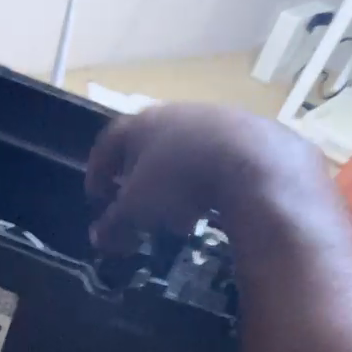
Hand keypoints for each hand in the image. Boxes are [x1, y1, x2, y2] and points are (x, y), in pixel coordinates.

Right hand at [85, 104, 340, 255]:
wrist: (255, 164)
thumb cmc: (178, 182)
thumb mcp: (137, 210)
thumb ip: (114, 224)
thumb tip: (97, 237)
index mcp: (142, 124)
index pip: (108, 143)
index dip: (97, 172)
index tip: (95, 197)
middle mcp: (176, 114)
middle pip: (148, 146)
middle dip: (139, 180)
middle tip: (135, 208)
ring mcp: (215, 119)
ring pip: (184, 153)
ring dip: (174, 184)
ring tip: (176, 218)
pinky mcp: (249, 133)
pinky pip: (216, 160)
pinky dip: (206, 183)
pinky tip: (210, 209)